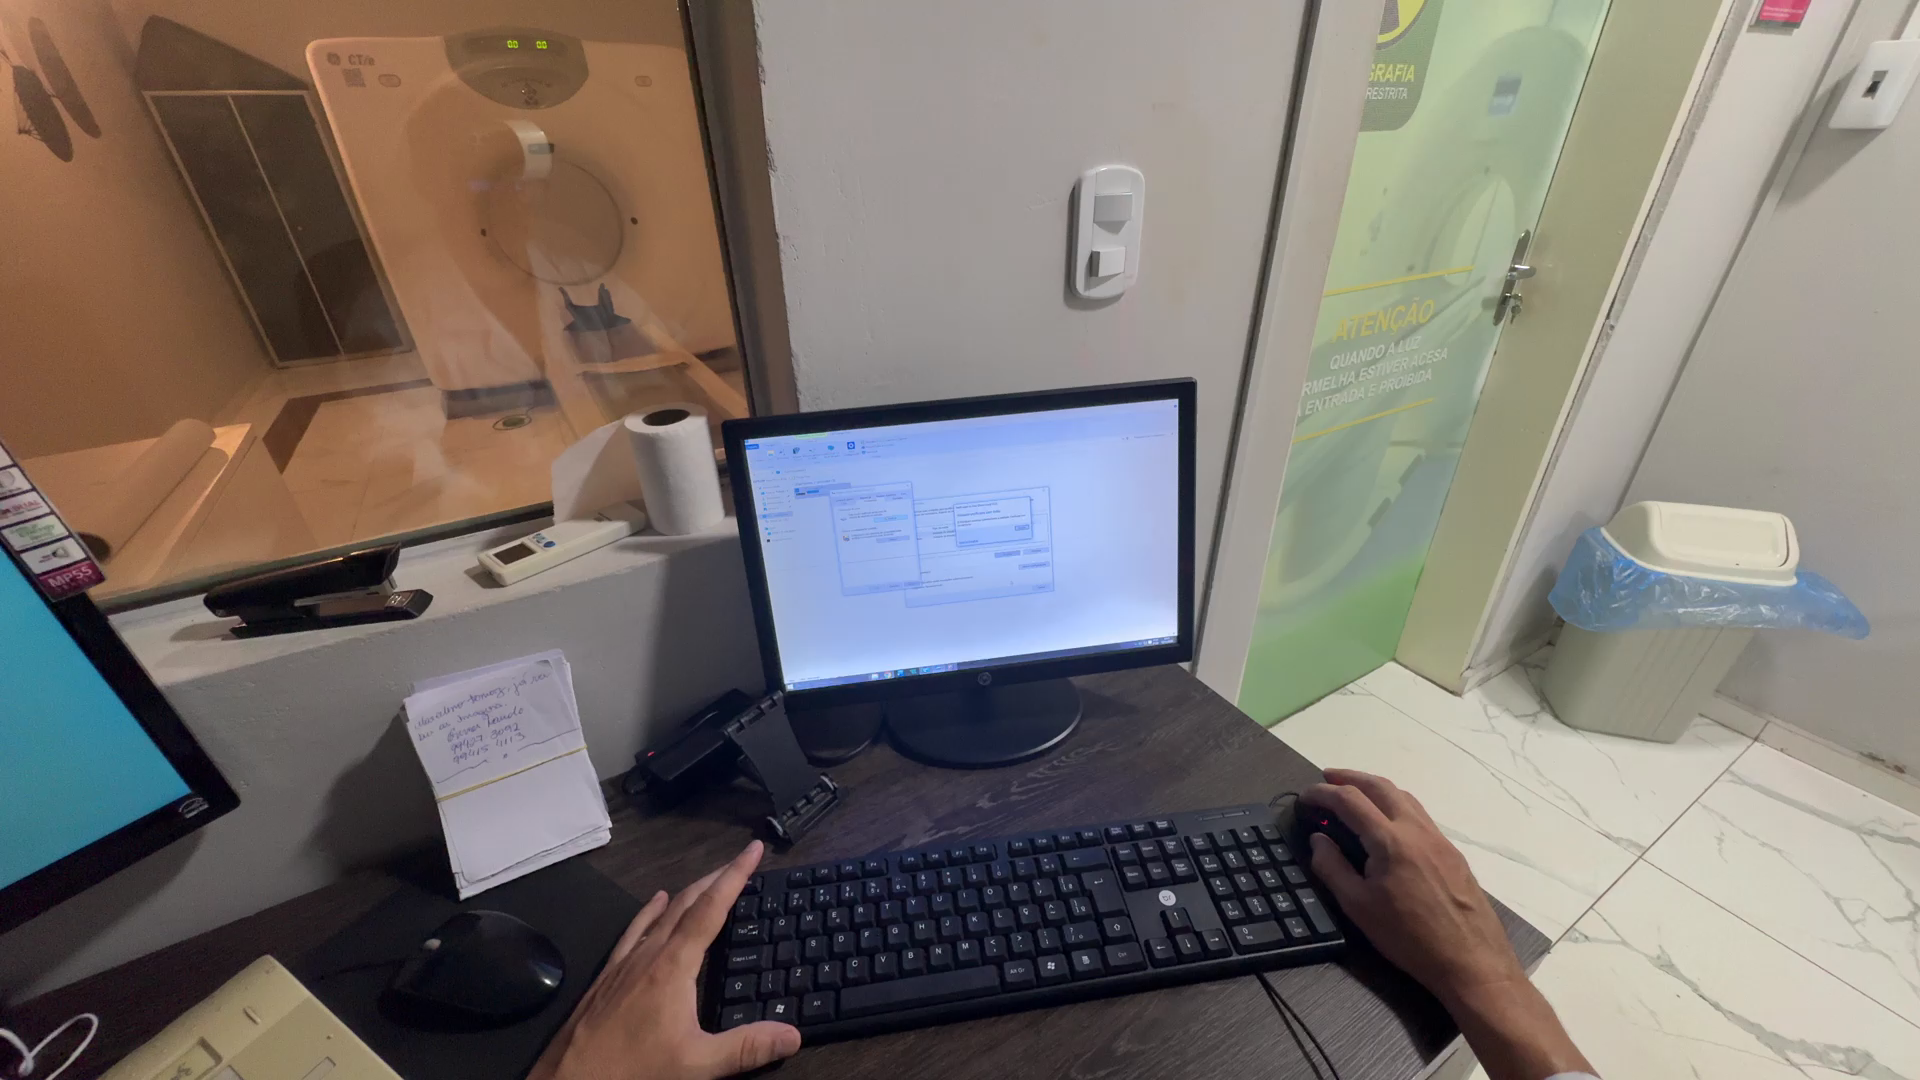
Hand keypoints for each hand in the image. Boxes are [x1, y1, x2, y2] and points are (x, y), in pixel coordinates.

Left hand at [529, 841, 800, 1079]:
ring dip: (692, 890)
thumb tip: (794, 1034)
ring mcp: (626, 961)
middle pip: (690, 900)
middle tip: (743, 860)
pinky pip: (635, 928)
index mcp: (675, 965)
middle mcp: (651, 952)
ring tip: (712, 878)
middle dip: (719, 876)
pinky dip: (651, 909)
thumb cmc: (631, 1073)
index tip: (754, 847)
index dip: (736, 874)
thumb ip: (746, 1047)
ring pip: (664, 910)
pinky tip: (657, 901)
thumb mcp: (695, 1066)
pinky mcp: (607, 975)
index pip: (713, 906)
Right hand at [1298, 769, 1521, 1002]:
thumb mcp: (1358, 906)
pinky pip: (1418, 814)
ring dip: (1374, 787)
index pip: (1349, 799)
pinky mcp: (1453, 854)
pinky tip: (1386, 822)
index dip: (1322, 793)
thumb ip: (1331, 866)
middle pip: (1380, 786)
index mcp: (1390, 841)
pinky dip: (1394, 804)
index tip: (1304, 798)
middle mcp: (1416, 830)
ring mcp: (1439, 840)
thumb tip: (1319, 839)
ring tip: (1354, 793)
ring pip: (1403, 796)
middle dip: (1349, 777)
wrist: (1474, 967)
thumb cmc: (1409, 938)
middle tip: (1326, 777)